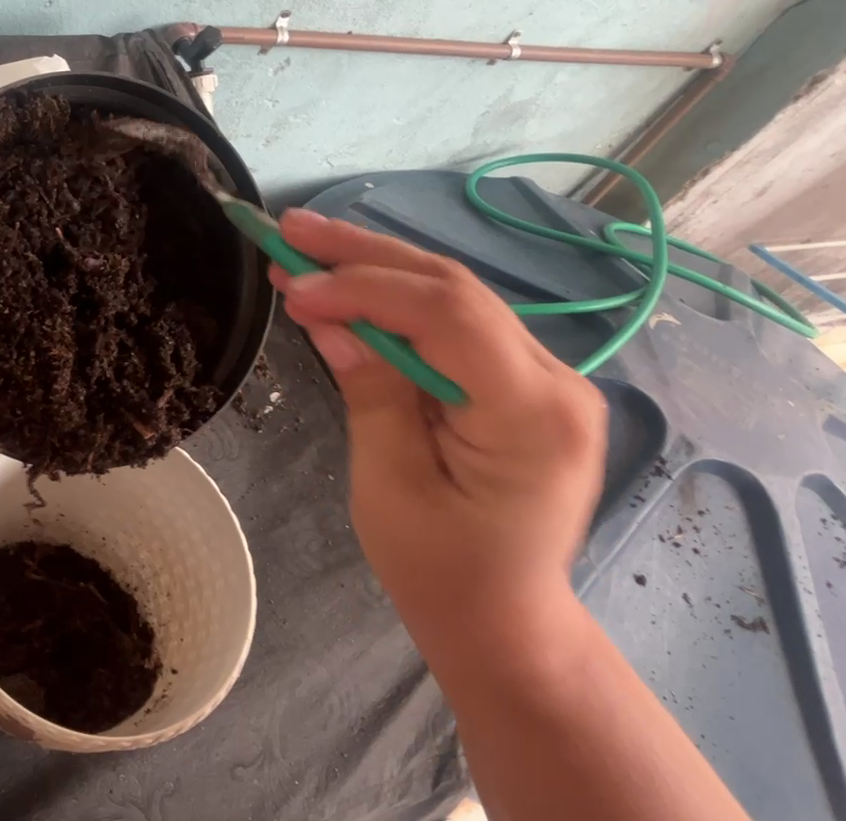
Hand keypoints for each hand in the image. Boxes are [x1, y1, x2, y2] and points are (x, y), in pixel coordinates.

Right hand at [268, 210, 605, 645]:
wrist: (503, 617)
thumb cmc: (439, 567)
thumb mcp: (390, 482)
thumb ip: (370, 389)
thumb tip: (329, 319)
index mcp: (530, 412)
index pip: (447, 314)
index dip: (364, 288)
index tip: (294, 288)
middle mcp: (555, 379)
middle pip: (452, 288)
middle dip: (364, 254)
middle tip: (290, 228)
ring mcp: (545, 376)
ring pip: (453, 296)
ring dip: (374, 268)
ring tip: (306, 246)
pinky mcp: (520, 381)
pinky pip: (454, 323)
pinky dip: (395, 300)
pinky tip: (348, 286)